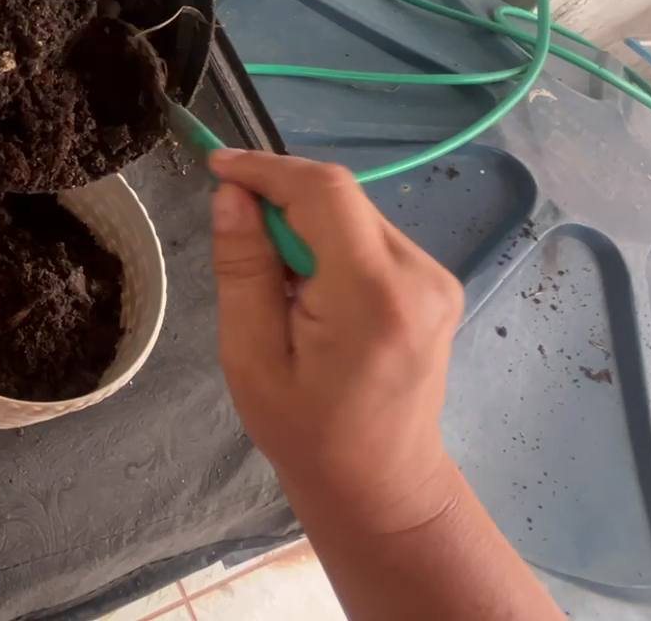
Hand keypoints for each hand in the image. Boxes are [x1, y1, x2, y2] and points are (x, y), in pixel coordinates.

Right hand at [207, 149, 465, 535]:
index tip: (215, 165)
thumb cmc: (304, 429)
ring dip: (298, 217)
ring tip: (268, 271)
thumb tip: (230, 195)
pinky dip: (322, 235)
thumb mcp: (249, 353)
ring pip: (350, 209)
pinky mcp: (432, 283)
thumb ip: (243, 267)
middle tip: (231, 224)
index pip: (324, 191)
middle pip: (338, 195)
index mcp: (373, 296)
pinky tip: (302, 279)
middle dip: (277, 194)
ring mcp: (434, 278)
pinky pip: (364, 232)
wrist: (382, 485)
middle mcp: (418, 275)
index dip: (265, 167)